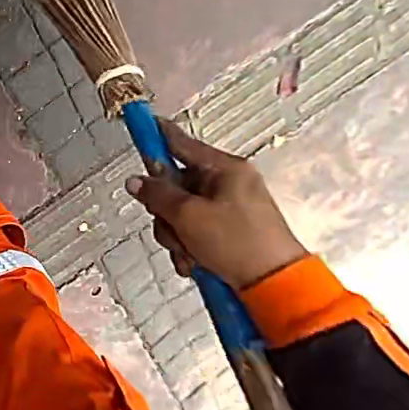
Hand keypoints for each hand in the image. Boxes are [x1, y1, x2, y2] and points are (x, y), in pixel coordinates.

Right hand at [124, 120, 308, 288]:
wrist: (274, 285)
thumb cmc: (237, 242)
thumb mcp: (188, 215)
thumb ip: (157, 194)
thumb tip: (135, 181)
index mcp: (225, 170)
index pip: (182, 143)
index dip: (157, 136)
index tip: (141, 124)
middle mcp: (226, 184)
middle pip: (173, 185)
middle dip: (165, 212)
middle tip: (172, 226)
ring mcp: (225, 207)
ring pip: (177, 212)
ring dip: (174, 234)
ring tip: (188, 251)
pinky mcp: (225, 229)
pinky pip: (190, 230)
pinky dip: (186, 247)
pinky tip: (193, 262)